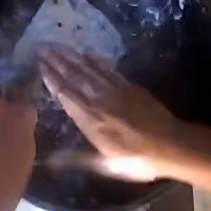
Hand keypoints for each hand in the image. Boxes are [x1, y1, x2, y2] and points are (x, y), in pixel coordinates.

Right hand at [40, 49, 187, 182]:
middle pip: (74, 77)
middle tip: (42, 48)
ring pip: (89, 70)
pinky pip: (109, 70)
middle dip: (57, 62)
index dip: (51, 79)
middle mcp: (99, 101)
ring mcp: (115, 91)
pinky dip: (97, 60)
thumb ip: (76, 158)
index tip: (39, 65)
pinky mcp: (129, 86)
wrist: (171, 145)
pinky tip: (87, 52)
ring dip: (72, 57)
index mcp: (90, 120)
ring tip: (58, 46)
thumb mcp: (105, 164)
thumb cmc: (137, 159)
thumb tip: (48, 159)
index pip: (65, 94)